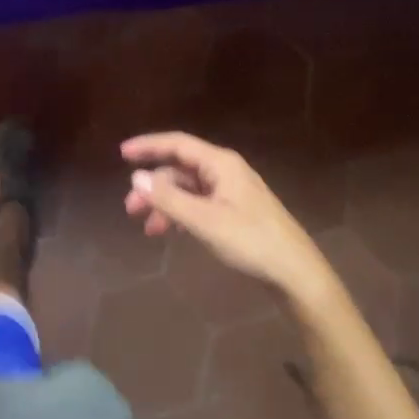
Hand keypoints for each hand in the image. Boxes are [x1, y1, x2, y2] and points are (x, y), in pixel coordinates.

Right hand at [122, 132, 331, 294]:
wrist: (296, 273)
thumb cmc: (251, 241)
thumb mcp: (204, 221)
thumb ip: (168, 199)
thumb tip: (135, 177)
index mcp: (220, 164)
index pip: (177, 144)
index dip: (148, 146)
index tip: (122, 153)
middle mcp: (226, 171)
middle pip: (180, 169)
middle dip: (154, 187)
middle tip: (131, 209)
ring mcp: (233, 191)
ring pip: (189, 189)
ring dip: (167, 204)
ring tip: (149, 230)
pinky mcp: (237, 211)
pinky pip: (200, 203)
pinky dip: (182, 214)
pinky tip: (173, 232)